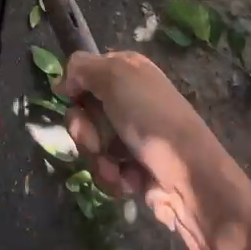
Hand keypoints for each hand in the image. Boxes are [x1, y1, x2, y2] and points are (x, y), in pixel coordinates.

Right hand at [55, 51, 250, 249]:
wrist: (189, 177)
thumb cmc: (151, 118)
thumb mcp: (115, 76)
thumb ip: (82, 67)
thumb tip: (61, 81)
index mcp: (127, 70)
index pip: (85, 72)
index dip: (76, 88)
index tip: (74, 99)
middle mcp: (128, 98)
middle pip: (82, 111)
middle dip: (84, 130)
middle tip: (95, 141)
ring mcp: (130, 134)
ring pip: (90, 144)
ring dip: (98, 159)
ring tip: (117, 168)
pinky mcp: (132, 167)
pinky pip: (105, 169)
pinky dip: (112, 177)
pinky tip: (129, 181)